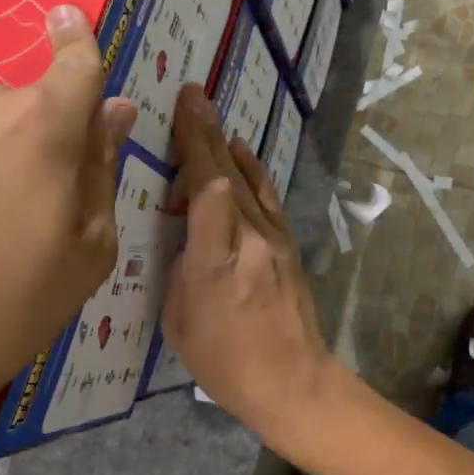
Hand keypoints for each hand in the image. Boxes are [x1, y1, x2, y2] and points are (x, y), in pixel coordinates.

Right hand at [162, 84, 334, 446]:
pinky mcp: (287, 243)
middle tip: (191, 93)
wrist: (292, 380)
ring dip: (225, 143)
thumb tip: (186, 233)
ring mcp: (273, 238)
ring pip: (245, 180)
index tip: (184, 112)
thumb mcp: (181, 321)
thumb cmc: (225, 361)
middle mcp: (249, 239)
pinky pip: (266, 196)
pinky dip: (252, 169)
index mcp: (215, 262)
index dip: (194, 150)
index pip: (205, 192)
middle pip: (223, 175)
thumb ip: (181, 267)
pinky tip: (240, 150)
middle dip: (204, 132)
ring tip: (208, 112)